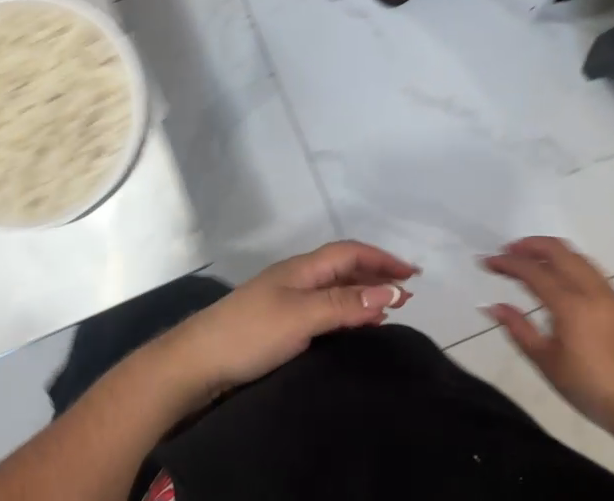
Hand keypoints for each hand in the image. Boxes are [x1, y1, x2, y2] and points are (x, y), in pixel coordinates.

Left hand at [156, 241, 417, 400]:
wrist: (200, 361)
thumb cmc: (251, 333)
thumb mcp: (301, 316)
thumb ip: (344, 303)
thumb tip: (390, 291)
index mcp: (300, 269)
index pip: (347, 253)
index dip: (380, 259)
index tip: (413, 273)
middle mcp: (295, 279)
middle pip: (342, 268)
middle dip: (376, 275)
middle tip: (408, 294)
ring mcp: (286, 301)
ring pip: (334, 289)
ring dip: (363, 294)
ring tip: (390, 309)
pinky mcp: (280, 325)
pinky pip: (324, 309)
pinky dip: (347, 312)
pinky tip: (357, 327)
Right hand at [482, 237, 613, 439]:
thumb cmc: (592, 390)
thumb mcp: (547, 363)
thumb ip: (519, 330)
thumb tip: (494, 306)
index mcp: (571, 305)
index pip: (533, 271)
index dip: (507, 263)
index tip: (486, 263)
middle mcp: (593, 292)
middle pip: (559, 251)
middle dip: (530, 245)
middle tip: (508, 253)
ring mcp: (613, 297)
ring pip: (579, 258)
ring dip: (552, 253)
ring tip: (533, 262)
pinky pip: (594, 272)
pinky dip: (571, 265)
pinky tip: (563, 282)